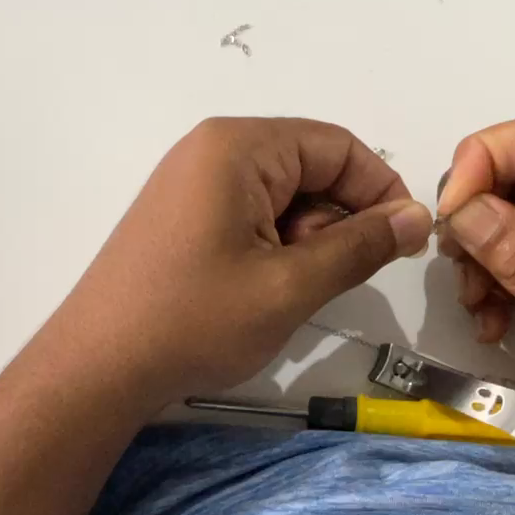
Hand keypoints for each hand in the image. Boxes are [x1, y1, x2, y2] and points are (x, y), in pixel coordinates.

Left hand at [37, 117, 432, 409]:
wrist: (98, 367)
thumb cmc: (195, 322)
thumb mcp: (289, 287)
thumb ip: (359, 247)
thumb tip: (416, 216)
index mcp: (237, 147)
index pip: (335, 146)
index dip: (380, 190)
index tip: (406, 242)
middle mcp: (209, 152)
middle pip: (306, 170)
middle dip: (336, 222)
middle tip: (335, 281)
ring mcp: (188, 187)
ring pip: (277, 201)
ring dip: (302, 243)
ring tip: (290, 294)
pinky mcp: (177, 222)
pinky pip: (244, 220)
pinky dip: (269, 251)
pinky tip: (261, 294)